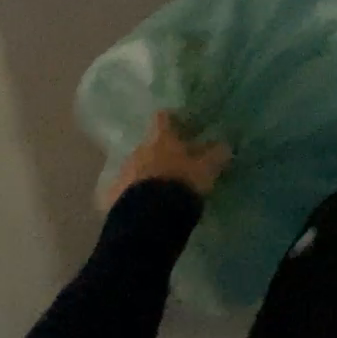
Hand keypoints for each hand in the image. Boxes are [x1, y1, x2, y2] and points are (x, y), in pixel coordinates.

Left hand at [101, 112, 232, 207]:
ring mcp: (122, 173)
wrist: (147, 219)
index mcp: (161, 139)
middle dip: (161, 153)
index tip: (181, 125)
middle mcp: (138, 150)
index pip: (163, 118)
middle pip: (149, 145)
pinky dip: (134, 195)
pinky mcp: (111, 197)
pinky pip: (124, 191)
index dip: (172, 119)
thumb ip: (216, 155)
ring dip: (147, 174)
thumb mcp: (207, 169)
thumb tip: (225, 145)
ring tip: (161, 189)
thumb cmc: (181, 184)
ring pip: (136, 167)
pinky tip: (144, 207)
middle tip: (176, 164)